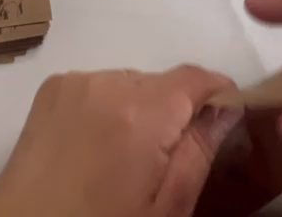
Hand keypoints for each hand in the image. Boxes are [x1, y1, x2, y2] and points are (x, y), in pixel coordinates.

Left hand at [0, 66, 241, 216]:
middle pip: (160, 82)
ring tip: (128, 160)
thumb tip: (227, 108)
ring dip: (140, 109)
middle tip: (170, 160)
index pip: (194, 77)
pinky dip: (108, 107)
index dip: (218, 93)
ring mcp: (75, 81)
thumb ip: (199, 152)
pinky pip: (97, 86)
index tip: (229, 115)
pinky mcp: (52, 87)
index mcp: (141, 112)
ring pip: (129, 83)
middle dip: (175, 111)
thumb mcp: (167, 208)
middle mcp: (107, 82)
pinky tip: (99, 148)